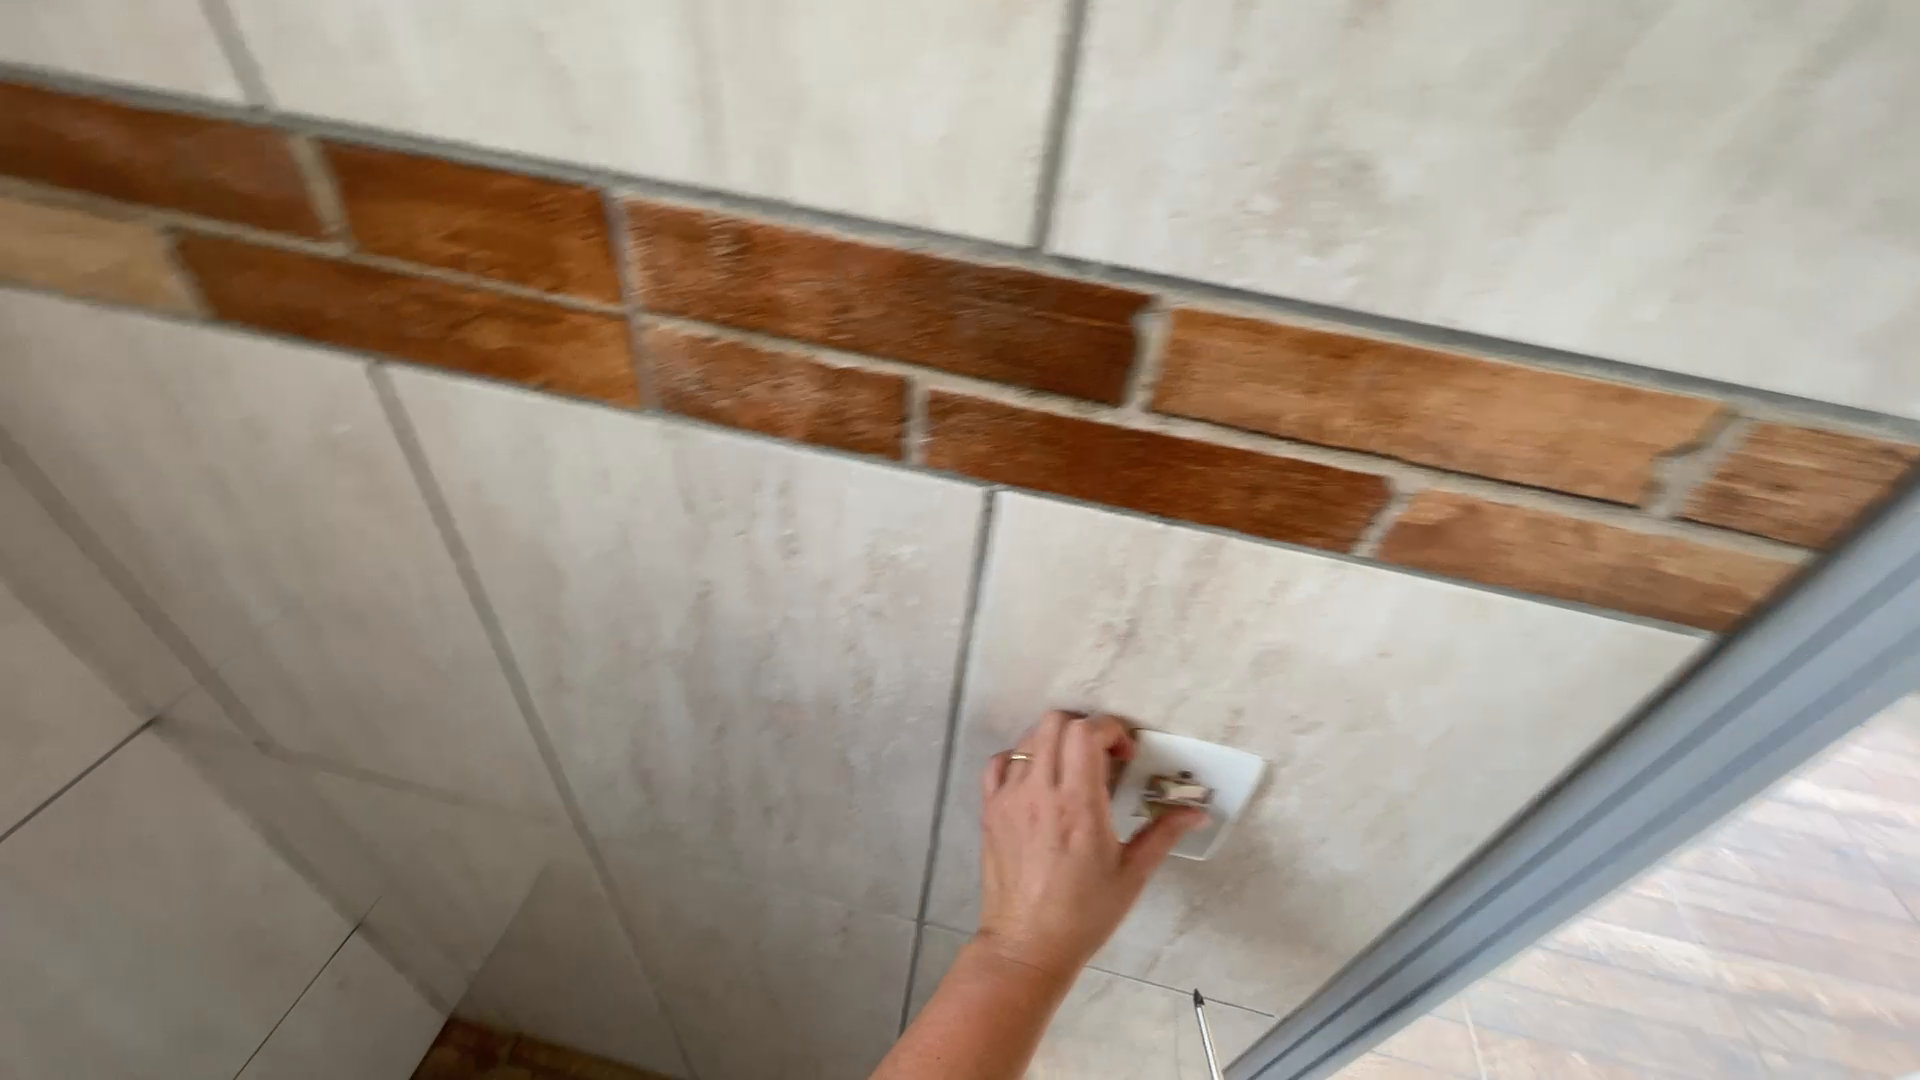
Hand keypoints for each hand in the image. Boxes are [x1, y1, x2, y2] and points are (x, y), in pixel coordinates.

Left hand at [973, 711, 1201, 982]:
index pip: (1087, 733)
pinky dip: (1019, 758)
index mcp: (1079, 804)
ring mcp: (1010, 798)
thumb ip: (1163, 833)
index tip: (1125, 753)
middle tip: (1101, 755)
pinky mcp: (990, 809)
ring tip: (1072, 768)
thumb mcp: (1132, 874)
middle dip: (1084, 727)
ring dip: (1055, 741)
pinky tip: (1036, 779)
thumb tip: (1196, 812)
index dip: (1111, 729)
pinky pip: (999, 762)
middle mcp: (1040, 791)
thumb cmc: (1084, 914)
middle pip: (1055, 722)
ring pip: (1028, 738)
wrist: (1027, 945)